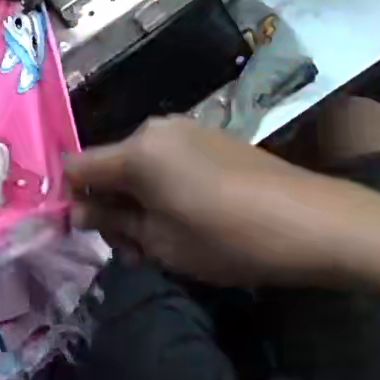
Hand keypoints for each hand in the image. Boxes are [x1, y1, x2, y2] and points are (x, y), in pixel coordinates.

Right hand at [67, 117, 379, 286]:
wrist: (311, 220)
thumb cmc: (228, 238)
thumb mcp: (161, 242)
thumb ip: (113, 222)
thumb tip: (78, 211)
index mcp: (137, 150)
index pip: (77, 168)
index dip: (68, 200)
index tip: (75, 233)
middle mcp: (156, 128)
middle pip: (110, 167)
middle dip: (110, 208)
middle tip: (133, 251)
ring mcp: (186, 129)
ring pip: (140, 167)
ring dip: (138, 202)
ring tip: (165, 243)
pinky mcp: (210, 137)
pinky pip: (167, 161)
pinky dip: (163, 189)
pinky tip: (189, 219)